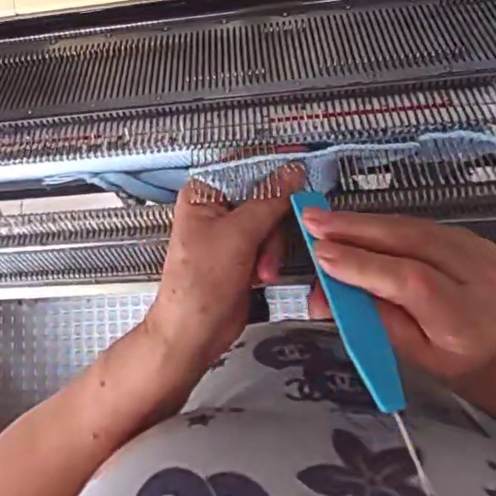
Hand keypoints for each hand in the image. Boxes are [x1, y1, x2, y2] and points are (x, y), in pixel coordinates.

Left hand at [140, 168, 301, 367]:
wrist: (196, 333)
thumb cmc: (198, 285)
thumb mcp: (238, 235)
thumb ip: (269, 200)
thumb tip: (291, 173)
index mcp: (203, 193)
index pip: (243, 165)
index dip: (272, 165)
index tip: (299, 162)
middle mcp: (215, 208)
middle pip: (263, 194)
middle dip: (273, 221)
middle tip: (272, 238)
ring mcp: (231, 232)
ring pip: (272, 220)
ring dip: (273, 246)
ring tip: (261, 267)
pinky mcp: (244, 253)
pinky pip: (271, 242)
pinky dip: (271, 257)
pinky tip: (260, 274)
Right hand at [300, 209, 495, 386]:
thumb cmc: (454, 362)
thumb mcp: (411, 356)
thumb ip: (370, 320)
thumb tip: (322, 294)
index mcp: (469, 320)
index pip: (412, 281)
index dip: (363, 265)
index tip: (322, 255)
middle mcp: (482, 279)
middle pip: (412, 241)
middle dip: (355, 230)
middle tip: (314, 223)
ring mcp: (479, 251)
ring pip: (411, 226)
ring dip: (363, 223)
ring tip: (324, 221)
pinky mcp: (469, 236)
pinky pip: (417, 225)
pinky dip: (381, 225)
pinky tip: (353, 224)